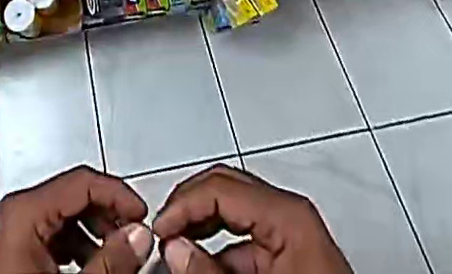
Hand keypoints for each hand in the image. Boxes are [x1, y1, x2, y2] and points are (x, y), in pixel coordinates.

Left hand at [0, 165, 153, 273]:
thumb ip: (109, 261)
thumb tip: (137, 235)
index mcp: (24, 212)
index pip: (83, 181)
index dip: (118, 195)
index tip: (140, 215)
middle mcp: (17, 212)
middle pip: (77, 195)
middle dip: (109, 215)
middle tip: (133, 236)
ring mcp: (15, 229)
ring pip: (69, 214)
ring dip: (97, 232)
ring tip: (116, 255)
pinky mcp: (18, 247)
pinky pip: (57, 231)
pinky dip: (80, 244)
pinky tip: (93, 265)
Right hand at [150, 164, 354, 273]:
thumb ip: (213, 270)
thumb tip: (176, 247)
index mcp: (289, 214)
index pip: (221, 185)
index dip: (183, 203)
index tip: (159, 229)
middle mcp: (291, 215)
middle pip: (226, 189)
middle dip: (189, 208)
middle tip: (161, 234)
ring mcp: (291, 235)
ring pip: (233, 217)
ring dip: (201, 231)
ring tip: (176, 253)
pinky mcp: (290, 257)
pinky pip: (245, 244)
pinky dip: (219, 254)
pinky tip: (201, 268)